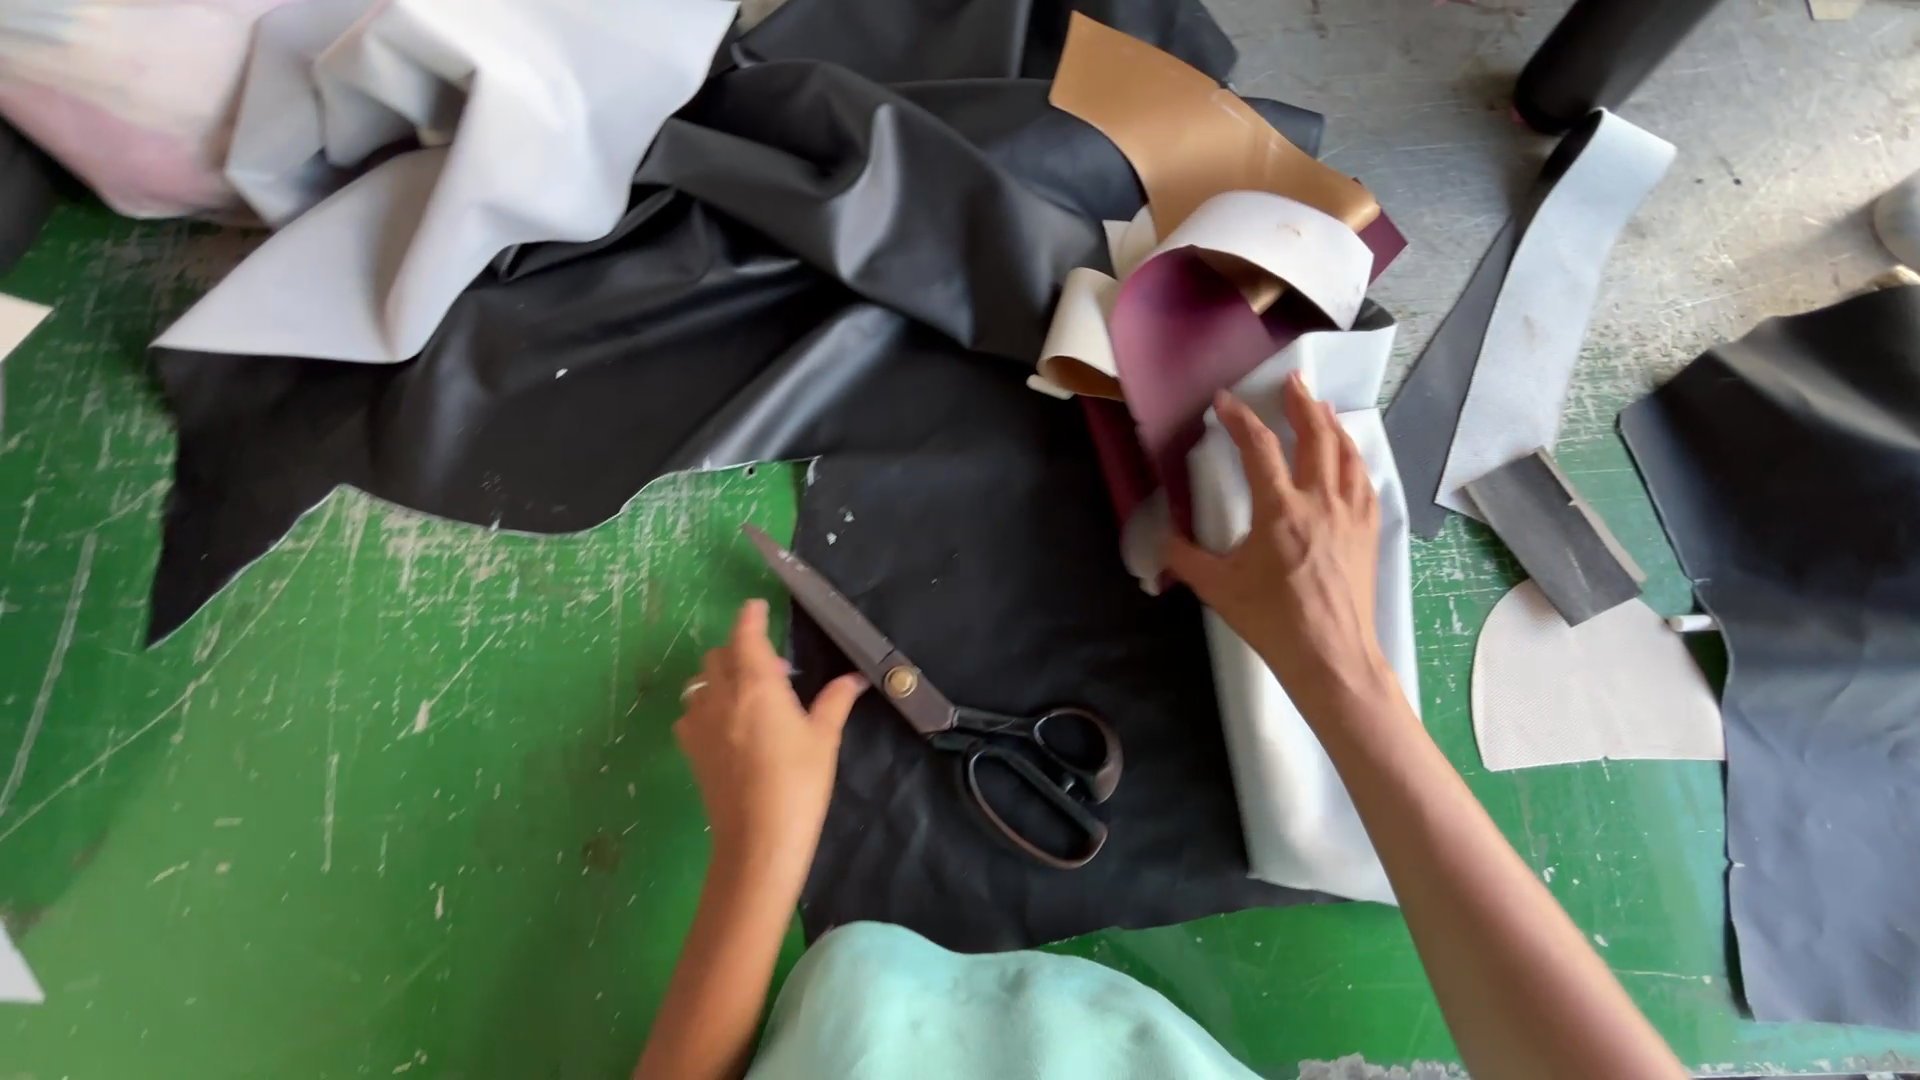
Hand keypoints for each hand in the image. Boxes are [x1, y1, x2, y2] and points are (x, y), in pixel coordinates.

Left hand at [674, 599, 868, 879]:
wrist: (757, 842)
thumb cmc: (799, 784)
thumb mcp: (824, 739)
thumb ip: (835, 701)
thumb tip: (856, 678)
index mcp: (758, 685)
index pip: (746, 636)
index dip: (750, 617)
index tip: (756, 606)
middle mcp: (722, 695)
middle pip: (718, 655)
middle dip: (739, 649)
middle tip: (770, 667)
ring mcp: (700, 723)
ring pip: (700, 681)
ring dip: (720, 676)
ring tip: (747, 695)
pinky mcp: (690, 750)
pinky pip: (690, 712)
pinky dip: (706, 705)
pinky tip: (726, 724)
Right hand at [1164, 375, 1388, 714]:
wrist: (1330, 655)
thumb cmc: (1271, 620)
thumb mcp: (1216, 588)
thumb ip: (1183, 557)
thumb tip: (1161, 538)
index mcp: (1279, 510)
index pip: (1259, 448)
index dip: (1239, 419)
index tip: (1223, 401)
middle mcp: (1319, 501)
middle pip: (1315, 436)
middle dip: (1301, 403)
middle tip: (1292, 380)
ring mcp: (1350, 514)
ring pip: (1346, 452)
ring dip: (1331, 423)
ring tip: (1320, 406)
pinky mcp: (1367, 530)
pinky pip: (1364, 479)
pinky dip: (1354, 456)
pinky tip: (1349, 454)